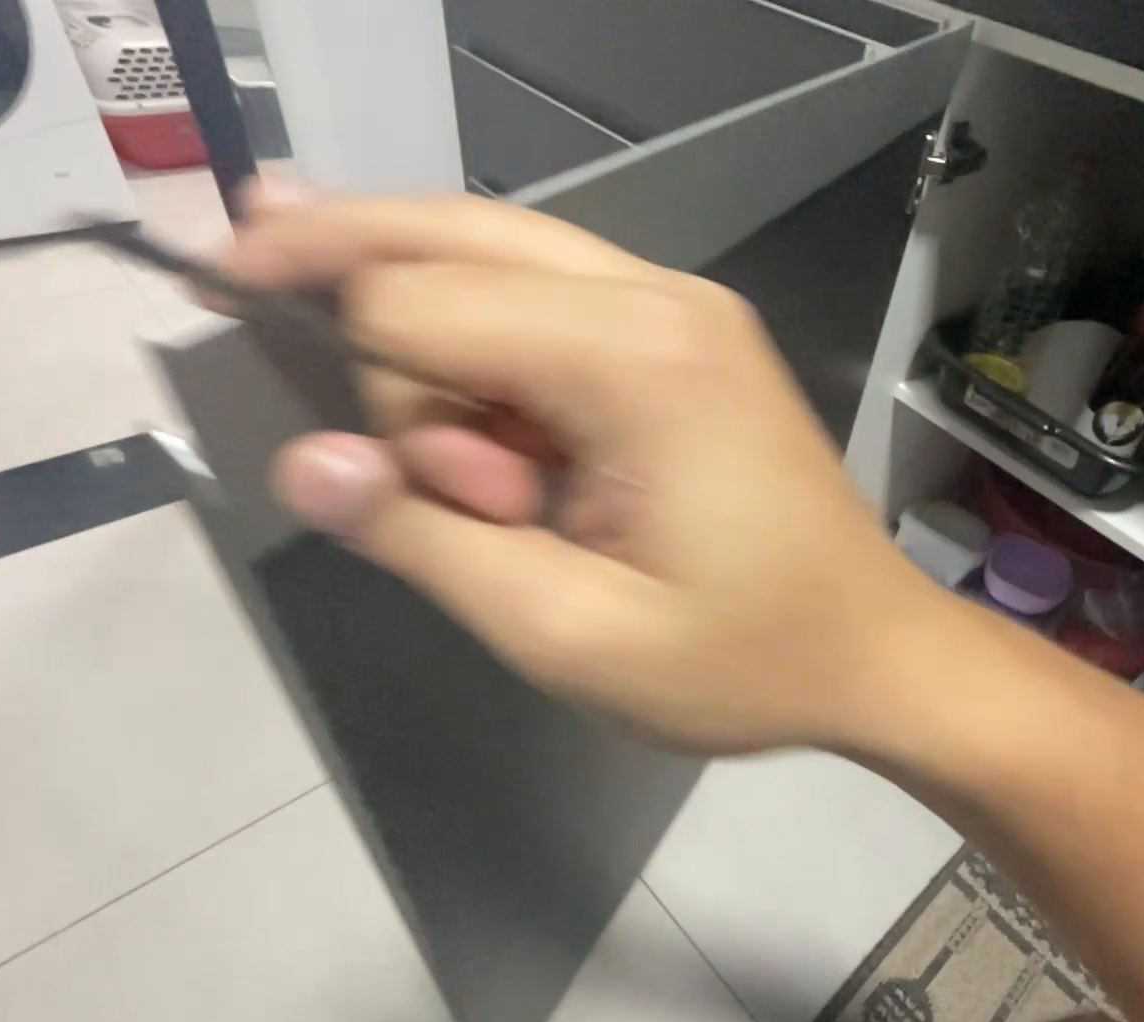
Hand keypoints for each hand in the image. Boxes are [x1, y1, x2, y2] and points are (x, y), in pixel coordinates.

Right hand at [215, 187, 951, 754]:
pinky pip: (556, 312)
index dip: (359, 383)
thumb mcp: (570, 633)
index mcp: (635, 355)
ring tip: (503, 491)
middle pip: (454, 238)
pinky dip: (508, 370)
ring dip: (452, 359)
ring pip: (501, 266)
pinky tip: (525, 457)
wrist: (873, 650)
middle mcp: (663, 296)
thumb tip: (307, 461)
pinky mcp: (695, 341)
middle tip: (271, 330)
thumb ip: (428, 541)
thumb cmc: (742, 661)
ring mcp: (688, 309)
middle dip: (359, 291)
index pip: (415, 300)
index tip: (410, 494)